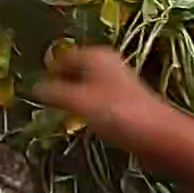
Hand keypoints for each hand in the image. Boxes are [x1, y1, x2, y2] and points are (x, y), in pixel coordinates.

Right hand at [34, 44, 177, 154]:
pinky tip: (85, 120)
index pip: (64, 56)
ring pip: (87, 84)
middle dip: (61, 82)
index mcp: (95, 55)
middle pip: (76, 68)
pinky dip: (88, 106)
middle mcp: (107, 63)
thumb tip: (33, 88)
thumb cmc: (117, 112)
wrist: (160, 136)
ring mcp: (118, 81)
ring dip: (74, 96)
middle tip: (46, 100)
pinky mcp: (126, 100)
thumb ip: (54, 94)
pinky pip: (98, 97)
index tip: (36, 86)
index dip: (49, 69)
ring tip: (62, 112)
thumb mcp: (79, 102)